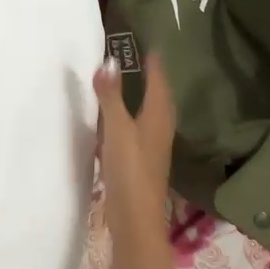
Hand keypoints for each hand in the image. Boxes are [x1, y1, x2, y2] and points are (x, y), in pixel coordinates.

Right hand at [93, 52, 174, 218]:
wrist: (135, 219)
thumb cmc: (129, 170)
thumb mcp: (116, 129)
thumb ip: (111, 96)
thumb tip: (109, 61)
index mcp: (157, 121)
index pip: (159, 87)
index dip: (156, 69)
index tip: (152, 49)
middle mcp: (159, 133)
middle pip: (160, 102)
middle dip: (154, 82)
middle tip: (145, 63)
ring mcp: (151, 150)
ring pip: (150, 117)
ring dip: (144, 100)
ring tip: (134, 86)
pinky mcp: (140, 163)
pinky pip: (138, 131)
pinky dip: (131, 118)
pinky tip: (119, 123)